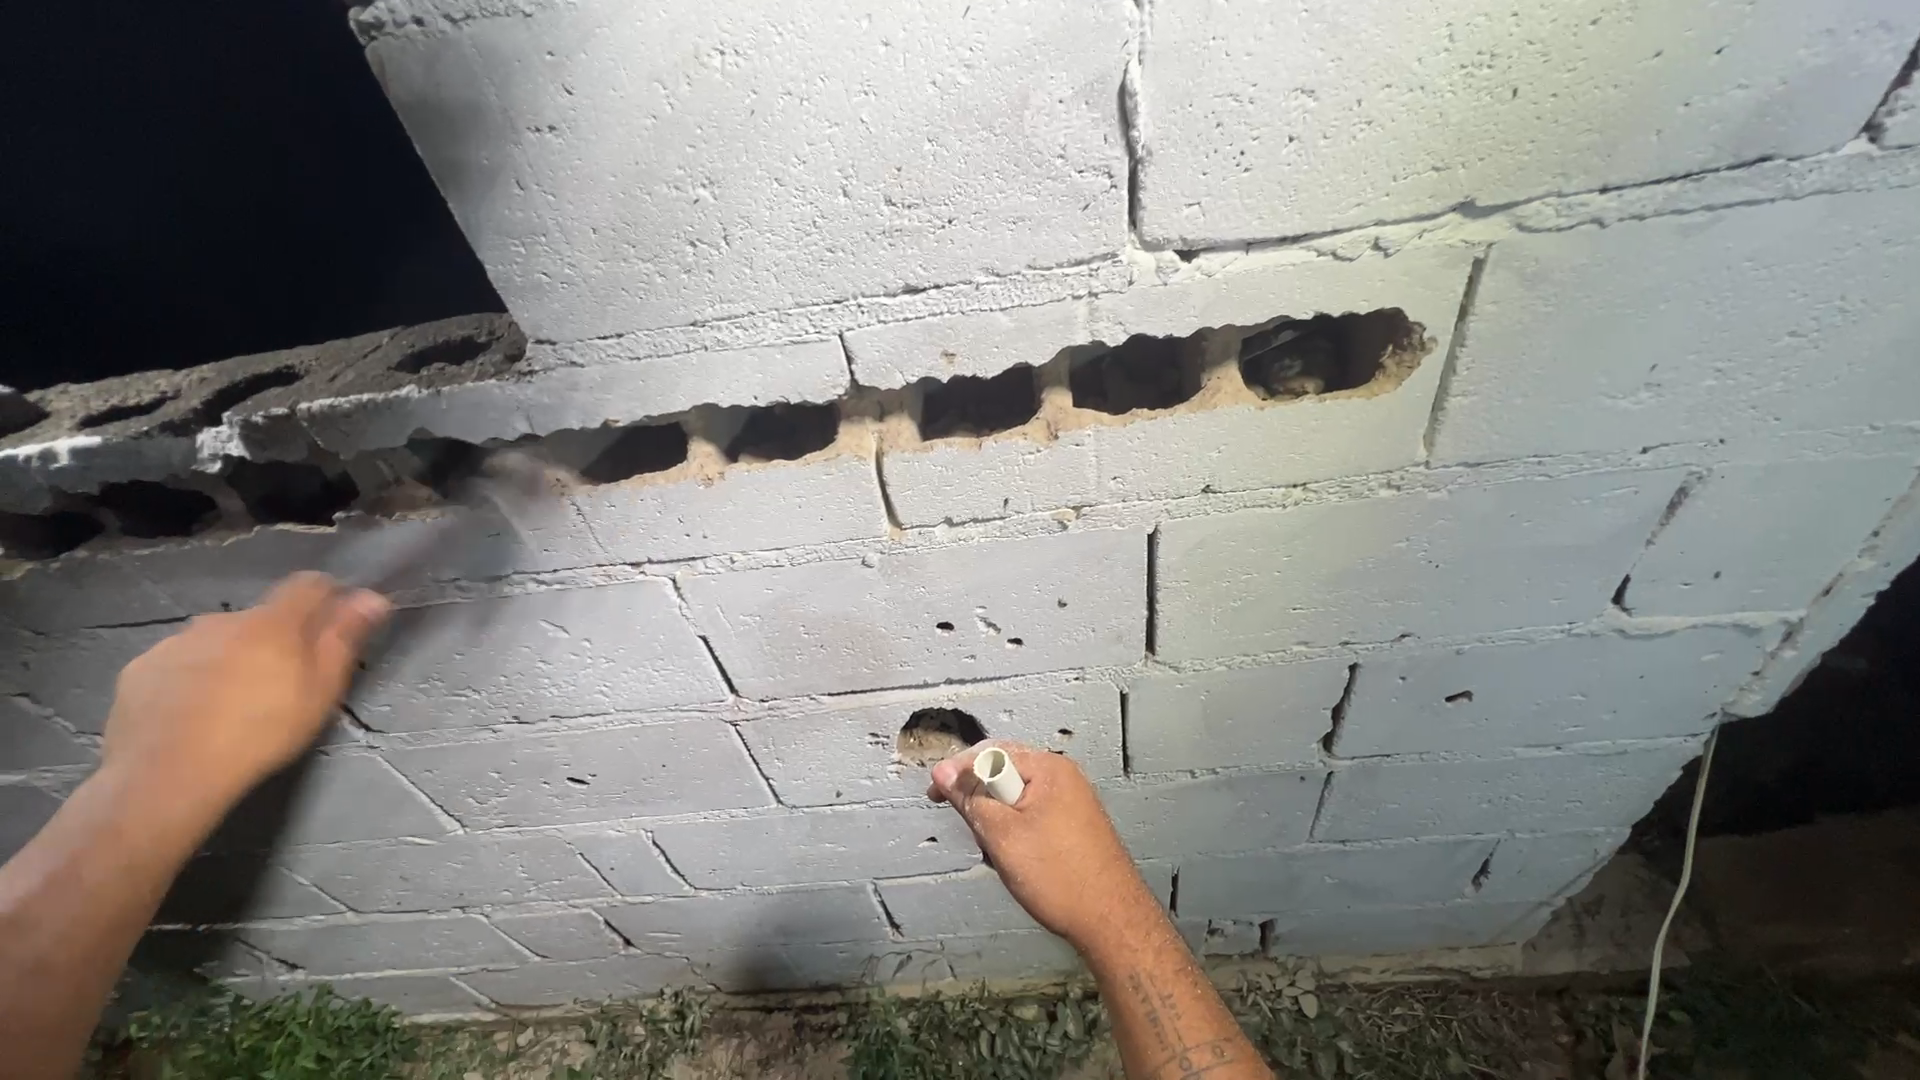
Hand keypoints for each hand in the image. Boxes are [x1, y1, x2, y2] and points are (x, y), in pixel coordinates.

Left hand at [100, 573, 390, 810]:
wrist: (167, 774)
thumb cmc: (263, 730)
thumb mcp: (323, 688)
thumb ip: (345, 636)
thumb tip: (372, 596)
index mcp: (273, 622)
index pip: (310, 584)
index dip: (330, 595)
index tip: (339, 622)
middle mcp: (223, 620)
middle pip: (265, 615)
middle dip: (281, 635)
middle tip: (289, 676)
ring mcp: (176, 642)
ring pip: (222, 637)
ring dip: (238, 653)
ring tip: (240, 696)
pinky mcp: (140, 668)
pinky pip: (183, 658)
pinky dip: (198, 672)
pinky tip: (200, 707)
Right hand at [928, 741, 1157, 955]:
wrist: (1112, 920)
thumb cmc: (1058, 877)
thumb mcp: (1001, 835)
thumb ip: (970, 798)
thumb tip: (942, 770)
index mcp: (1048, 767)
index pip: (990, 752)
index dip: (959, 772)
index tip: (935, 796)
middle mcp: (1063, 775)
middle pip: (1003, 771)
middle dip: (980, 799)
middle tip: (971, 831)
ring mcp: (1072, 798)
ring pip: (1016, 795)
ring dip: (997, 819)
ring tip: (998, 852)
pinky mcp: (1074, 821)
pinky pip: (1033, 811)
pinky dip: (1016, 829)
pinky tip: (1018, 858)